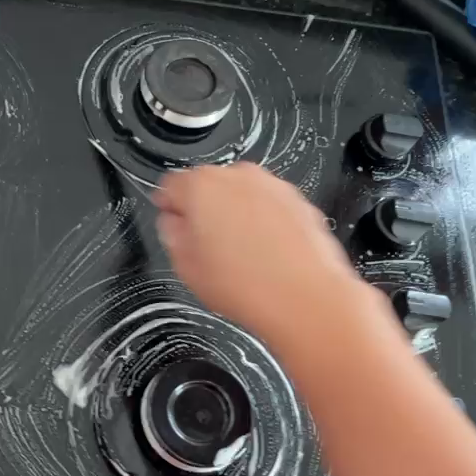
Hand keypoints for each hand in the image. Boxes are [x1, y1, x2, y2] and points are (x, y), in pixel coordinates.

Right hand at [154, 162, 368, 339]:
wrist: (305, 299)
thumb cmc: (248, 287)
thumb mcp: (186, 268)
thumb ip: (172, 235)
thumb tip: (174, 226)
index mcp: (200, 187)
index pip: (170, 185)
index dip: (169, 208)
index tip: (173, 224)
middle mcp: (238, 176)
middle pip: (208, 186)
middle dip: (204, 211)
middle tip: (205, 247)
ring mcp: (272, 186)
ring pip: (241, 195)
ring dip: (235, 216)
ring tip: (239, 257)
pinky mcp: (298, 201)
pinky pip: (269, 207)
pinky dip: (264, 223)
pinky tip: (264, 256)